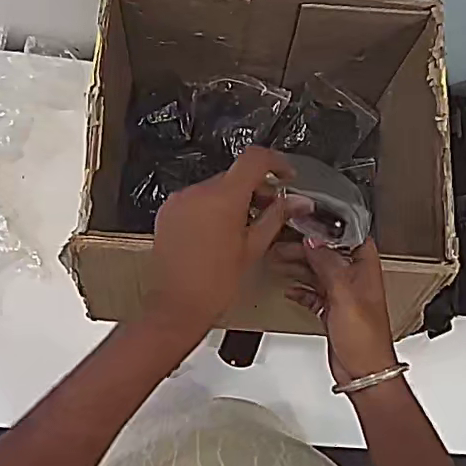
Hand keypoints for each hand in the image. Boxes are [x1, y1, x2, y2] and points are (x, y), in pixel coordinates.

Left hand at [147, 146, 302, 336]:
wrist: (178, 305)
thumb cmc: (213, 285)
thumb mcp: (253, 248)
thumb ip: (276, 217)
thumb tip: (296, 202)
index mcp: (223, 199)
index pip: (254, 159)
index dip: (276, 162)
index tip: (285, 175)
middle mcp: (197, 193)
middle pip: (235, 175)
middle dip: (256, 189)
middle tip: (271, 210)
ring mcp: (180, 201)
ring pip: (216, 188)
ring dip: (234, 200)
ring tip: (245, 228)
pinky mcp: (168, 212)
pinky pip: (197, 199)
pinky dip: (213, 208)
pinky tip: (222, 233)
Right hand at [270, 238, 398, 384]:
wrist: (364, 371)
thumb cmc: (365, 339)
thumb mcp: (344, 293)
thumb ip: (328, 264)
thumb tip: (313, 241)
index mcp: (365, 268)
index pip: (350, 235)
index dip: (330, 227)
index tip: (308, 222)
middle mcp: (355, 279)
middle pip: (328, 252)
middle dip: (306, 247)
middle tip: (283, 243)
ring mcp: (343, 295)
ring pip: (318, 272)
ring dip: (299, 266)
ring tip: (279, 259)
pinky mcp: (333, 311)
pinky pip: (313, 294)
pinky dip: (301, 290)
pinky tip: (290, 288)